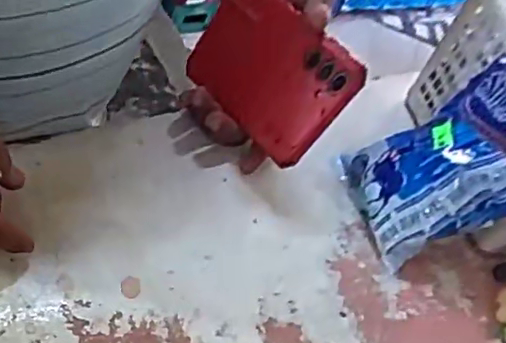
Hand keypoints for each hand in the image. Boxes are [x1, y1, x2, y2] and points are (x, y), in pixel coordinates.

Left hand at [178, 0, 332, 173]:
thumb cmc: (289, 1)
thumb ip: (314, 7)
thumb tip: (316, 21)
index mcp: (292, 83)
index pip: (280, 126)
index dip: (265, 148)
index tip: (249, 163)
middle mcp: (263, 94)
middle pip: (242, 130)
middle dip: (227, 131)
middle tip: (217, 119)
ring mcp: (238, 89)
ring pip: (220, 119)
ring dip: (205, 118)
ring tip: (199, 100)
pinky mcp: (217, 79)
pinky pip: (203, 101)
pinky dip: (194, 103)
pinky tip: (189, 96)